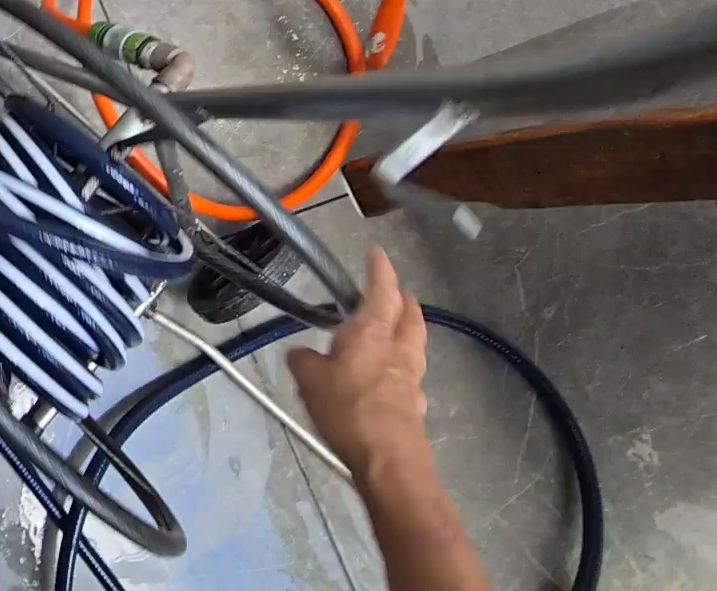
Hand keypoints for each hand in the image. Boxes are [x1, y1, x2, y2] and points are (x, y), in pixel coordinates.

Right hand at [287, 248, 430, 480]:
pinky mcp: (413, 408)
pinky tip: (386, 377)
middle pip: (410, 319)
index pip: (381, 294)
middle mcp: (397, 353)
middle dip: (405, 302)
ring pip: (414, 347)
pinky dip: (400, 366)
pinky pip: (408, 375)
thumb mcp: (308, 378)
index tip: (379, 254)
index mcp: (371, 336)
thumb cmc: (346, 409)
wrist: (389, 462)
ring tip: (396, 330)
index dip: (381, 272)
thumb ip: (303, 359)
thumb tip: (302, 354)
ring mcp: (410, 382)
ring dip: (407, 333)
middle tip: (400, 292)